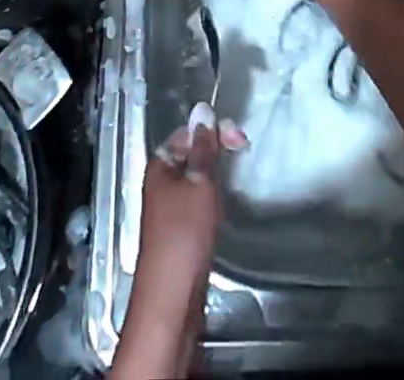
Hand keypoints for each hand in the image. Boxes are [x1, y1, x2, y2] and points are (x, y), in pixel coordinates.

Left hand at [115, 112, 241, 378]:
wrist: (172, 294)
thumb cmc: (183, 234)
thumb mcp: (198, 185)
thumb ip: (203, 150)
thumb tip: (202, 110)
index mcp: (160, 164)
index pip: (186, 133)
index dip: (211, 130)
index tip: (240, 138)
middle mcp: (161, 179)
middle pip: (189, 152)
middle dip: (215, 147)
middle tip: (243, 149)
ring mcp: (170, 204)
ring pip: (195, 176)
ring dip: (215, 171)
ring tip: (236, 172)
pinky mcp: (180, 226)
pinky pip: (197, 198)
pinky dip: (212, 194)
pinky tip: (223, 202)